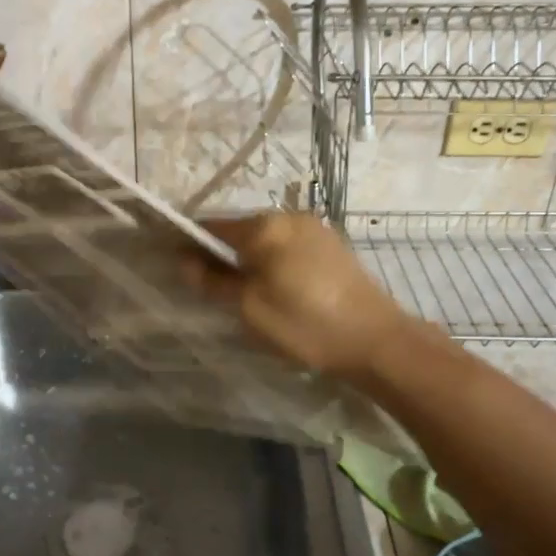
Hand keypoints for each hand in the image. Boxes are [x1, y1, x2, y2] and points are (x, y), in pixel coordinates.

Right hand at [182, 212, 413, 376]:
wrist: (376, 340)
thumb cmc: (305, 324)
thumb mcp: (250, 308)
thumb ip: (213, 281)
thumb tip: (183, 259)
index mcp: (264, 226)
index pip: (211, 226)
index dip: (191, 244)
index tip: (179, 267)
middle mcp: (288, 216)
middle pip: (241, 231)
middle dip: (224, 255)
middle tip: (218, 292)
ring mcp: (315, 228)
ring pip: (267, 239)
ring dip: (253, 260)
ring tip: (251, 295)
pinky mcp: (333, 244)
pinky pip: (290, 247)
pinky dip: (277, 263)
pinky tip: (282, 291)